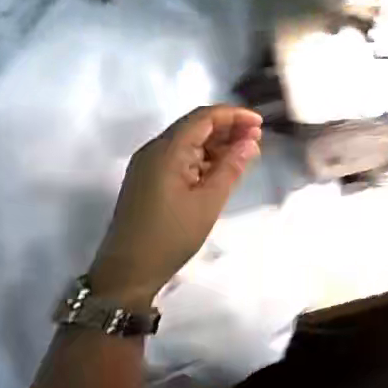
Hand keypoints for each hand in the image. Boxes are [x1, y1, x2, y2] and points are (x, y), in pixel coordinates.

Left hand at [87, 105, 261, 307]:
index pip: (203, 117)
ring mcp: (148, 165)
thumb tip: (250, 143)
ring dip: (217, 143)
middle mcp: (154, 151)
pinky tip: (222, 169)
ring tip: (245, 153)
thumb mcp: (208, 202)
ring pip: (187, 142)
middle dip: (227, 128)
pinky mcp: (148, 180)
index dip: (233, 115)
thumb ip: (231, 167)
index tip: (259, 124)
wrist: (127, 272)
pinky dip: (203, 158)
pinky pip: (180, 158)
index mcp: (166, 151)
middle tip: (257, 139)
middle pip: (194, 126)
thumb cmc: (171, 236)